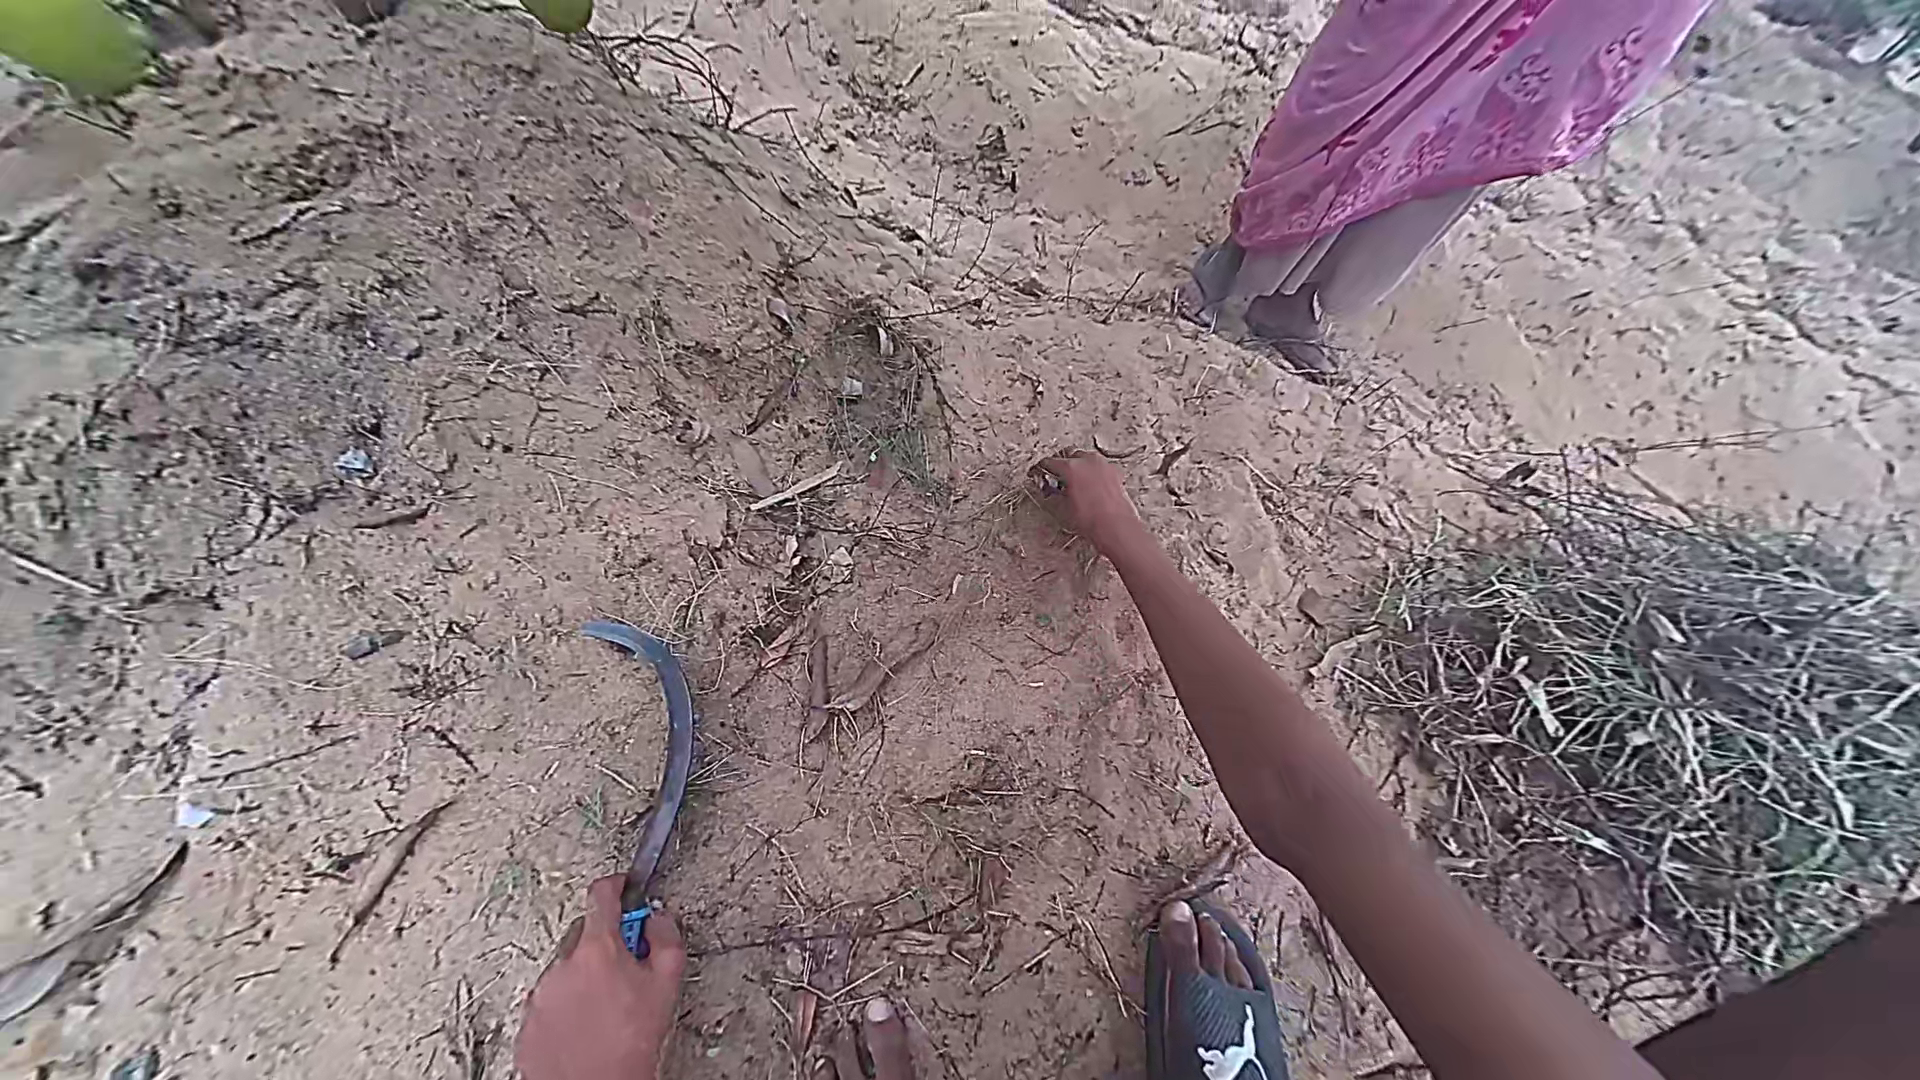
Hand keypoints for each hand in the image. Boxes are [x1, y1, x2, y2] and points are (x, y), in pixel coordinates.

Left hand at [515, 875, 685, 1079]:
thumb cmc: (631, 1041)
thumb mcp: (668, 978)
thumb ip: (666, 933)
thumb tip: (656, 917)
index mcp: (597, 950)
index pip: (600, 895)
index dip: (616, 885)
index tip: (624, 886)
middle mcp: (562, 968)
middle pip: (584, 931)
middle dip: (606, 936)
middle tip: (626, 958)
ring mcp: (541, 997)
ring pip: (566, 965)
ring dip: (585, 970)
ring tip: (607, 1000)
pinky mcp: (527, 1025)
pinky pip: (550, 996)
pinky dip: (567, 998)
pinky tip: (587, 1019)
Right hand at [1030, 450, 1145, 557]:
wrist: (1115, 527)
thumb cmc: (1091, 519)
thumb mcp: (1063, 507)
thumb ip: (1055, 493)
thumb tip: (1052, 490)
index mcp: (1071, 467)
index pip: (1049, 462)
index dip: (1040, 469)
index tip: (1037, 473)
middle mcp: (1088, 461)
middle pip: (1068, 454)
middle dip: (1060, 463)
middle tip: (1054, 476)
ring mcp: (1103, 466)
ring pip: (1085, 458)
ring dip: (1077, 465)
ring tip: (1072, 480)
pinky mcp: (1115, 473)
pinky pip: (1099, 467)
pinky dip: (1092, 472)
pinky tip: (1089, 484)